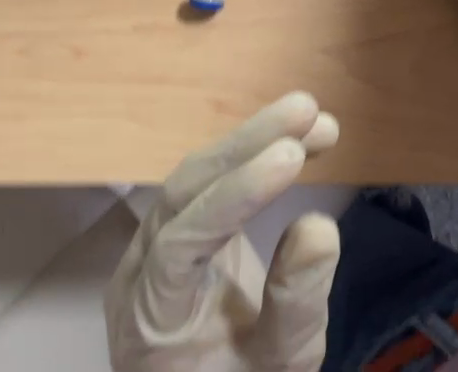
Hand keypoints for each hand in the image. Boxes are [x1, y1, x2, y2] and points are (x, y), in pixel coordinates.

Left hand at [106, 92, 341, 371]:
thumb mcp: (281, 364)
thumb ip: (296, 306)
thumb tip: (318, 223)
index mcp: (150, 320)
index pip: (181, 244)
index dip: (235, 195)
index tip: (293, 158)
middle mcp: (139, 272)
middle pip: (183, 192)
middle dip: (247, 145)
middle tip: (308, 111)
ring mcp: (155, 245)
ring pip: (195, 176)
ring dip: (254, 139)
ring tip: (315, 114)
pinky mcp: (182, 228)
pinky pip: (211, 181)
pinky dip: (255, 152)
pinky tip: (299, 137)